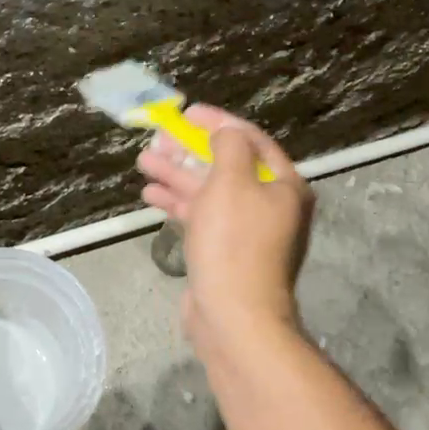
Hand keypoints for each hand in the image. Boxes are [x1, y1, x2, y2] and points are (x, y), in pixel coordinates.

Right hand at [136, 105, 315, 346]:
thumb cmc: (235, 242)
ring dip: (177, 174)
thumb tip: (225, 132)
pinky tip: (150, 195)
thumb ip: (228, 147)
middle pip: (226, 165)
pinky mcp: (226, 252)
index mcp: (284, 186)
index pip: (250, 139)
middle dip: (189, 150)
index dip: (217, 122)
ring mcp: (248, 232)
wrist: (234, 317)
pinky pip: (201, 216)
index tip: (186, 112)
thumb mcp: (232, 182)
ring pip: (209, 191)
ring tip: (144, 161)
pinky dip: (178, 203)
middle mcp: (271, 206)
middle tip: (158, 139)